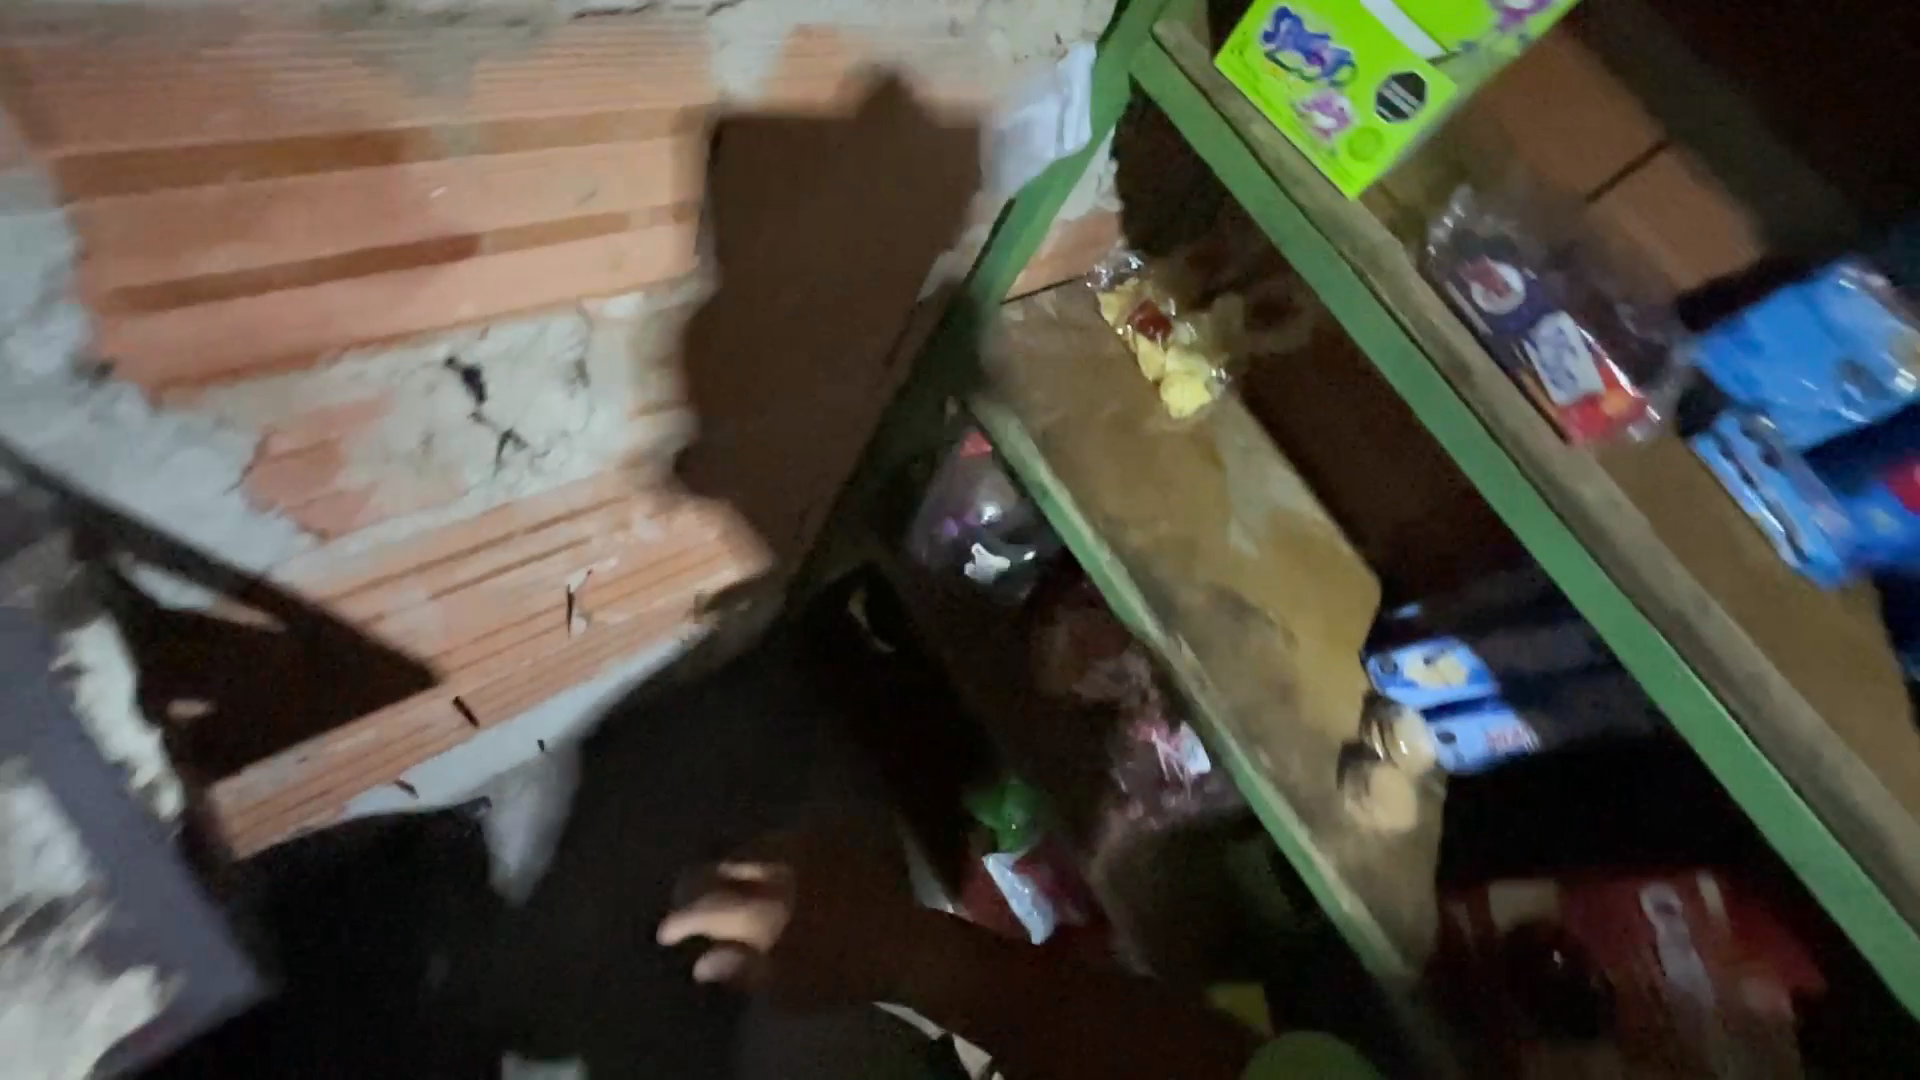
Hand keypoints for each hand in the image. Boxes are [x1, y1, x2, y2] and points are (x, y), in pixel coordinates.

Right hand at [656, 812, 922, 1010]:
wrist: (898, 938)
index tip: (666, 932)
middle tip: (687, 897)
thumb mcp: (786, 988)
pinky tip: (763, 856)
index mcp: (760, 911)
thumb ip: (740, 970)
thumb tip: (701, 961)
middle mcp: (774, 871)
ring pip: (750, 845)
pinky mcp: (825, 836)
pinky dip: (764, 847)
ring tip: (722, 874)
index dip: (679, 918)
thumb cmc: (839, 971)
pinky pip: (783, 834)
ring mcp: (801, 847)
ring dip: (730, 861)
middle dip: (697, 882)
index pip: (703, 907)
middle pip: (721, 867)